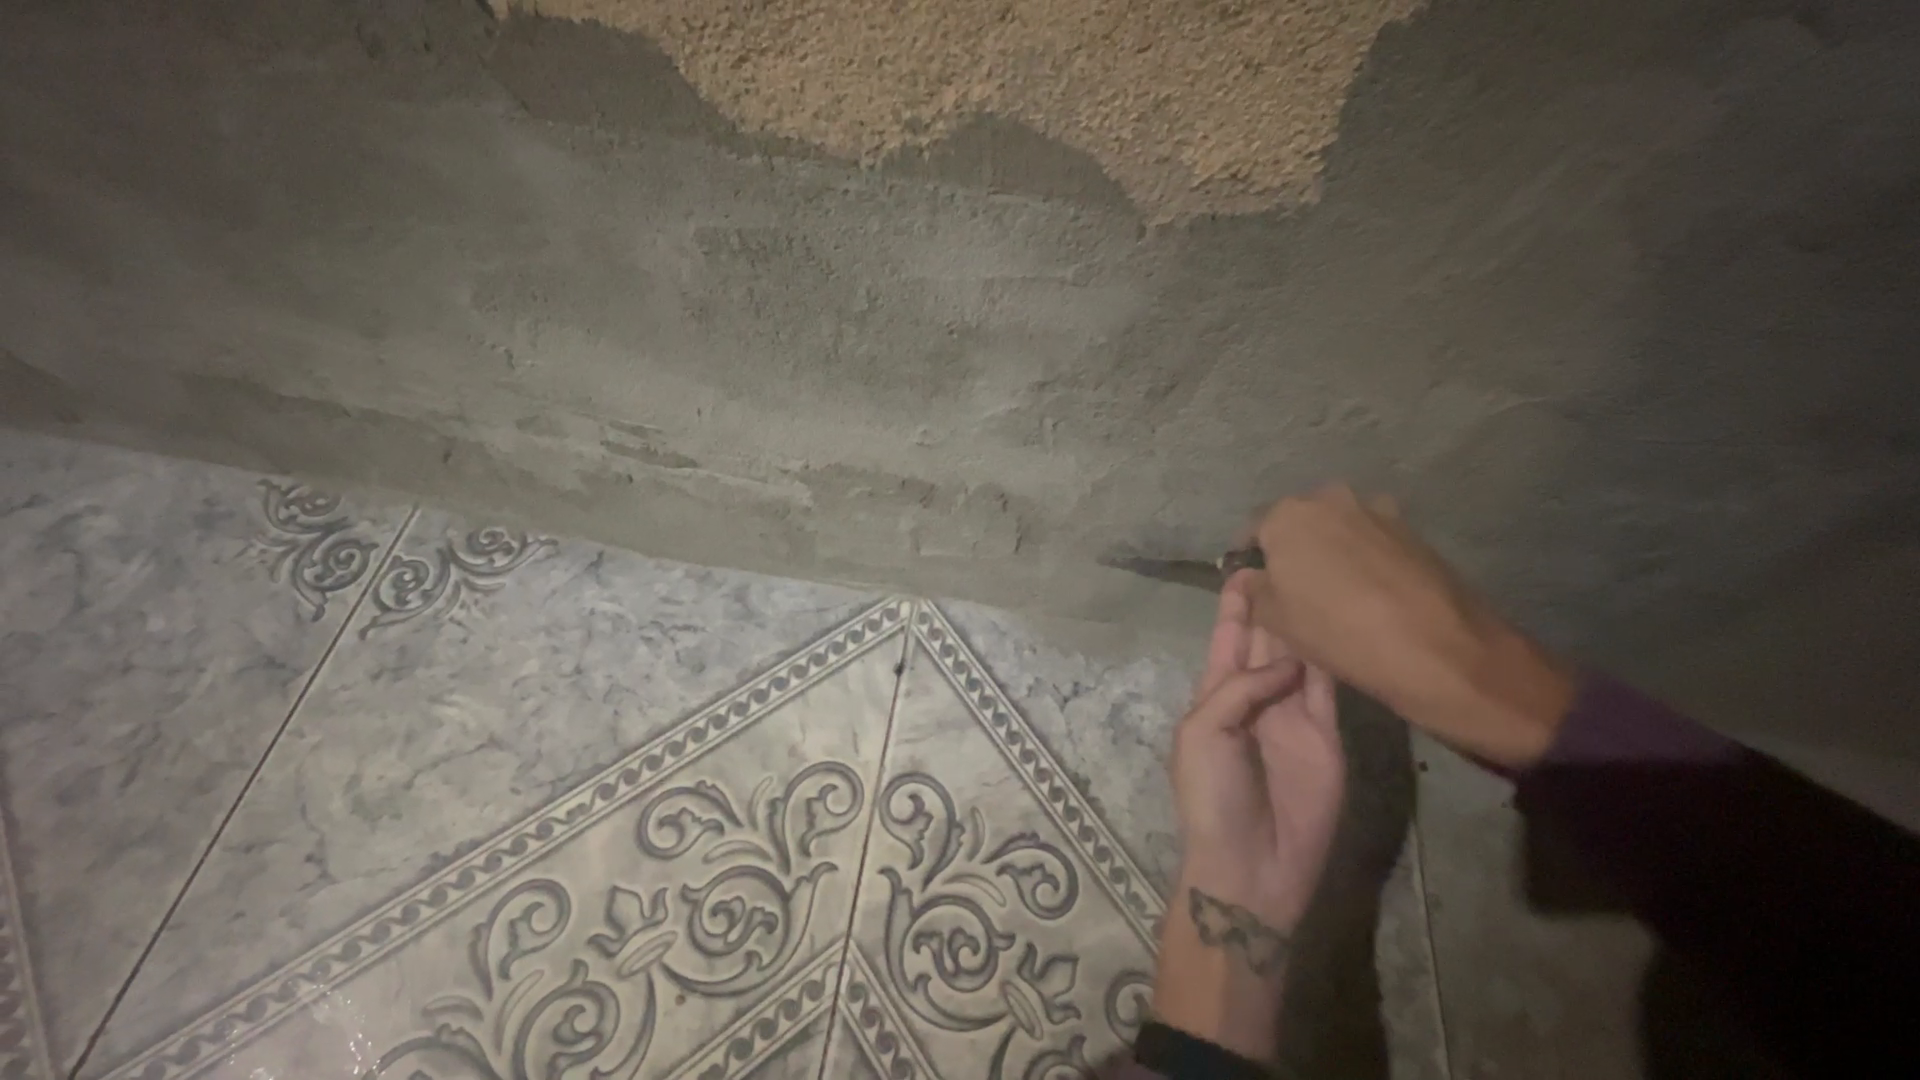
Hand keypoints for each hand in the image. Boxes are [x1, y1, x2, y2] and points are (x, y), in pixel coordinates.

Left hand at [1153, 571, 1343, 1060]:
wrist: (1252, 863)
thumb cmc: (1212, 795)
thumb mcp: (1204, 732)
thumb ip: (1239, 687)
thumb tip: (1286, 659)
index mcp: (1216, 694)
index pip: (1227, 637)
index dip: (1235, 603)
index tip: (1245, 562)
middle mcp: (1255, 696)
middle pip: (1265, 638)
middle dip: (1273, 601)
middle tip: (1290, 557)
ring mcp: (1292, 714)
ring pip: (1299, 656)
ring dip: (1305, 622)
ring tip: (1318, 579)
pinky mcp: (1327, 734)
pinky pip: (1329, 687)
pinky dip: (1332, 658)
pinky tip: (1340, 625)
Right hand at [1249, 484, 1576, 765]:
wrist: (1436, 647)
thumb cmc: (1337, 629)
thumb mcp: (1275, 619)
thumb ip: (1255, 590)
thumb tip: (1251, 576)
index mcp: (1288, 515)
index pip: (1253, 529)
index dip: (1250, 558)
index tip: (1254, 583)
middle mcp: (1331, 499)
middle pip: (1300, 523)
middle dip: (1294, 549)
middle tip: (1294, 588)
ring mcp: (1378, 511)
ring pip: (1339, 530)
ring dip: (1332, 552)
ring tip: (1336, 592)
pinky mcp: (1413, 531)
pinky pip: (1373, 542)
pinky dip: (1366, 560)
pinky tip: (1371, 594)